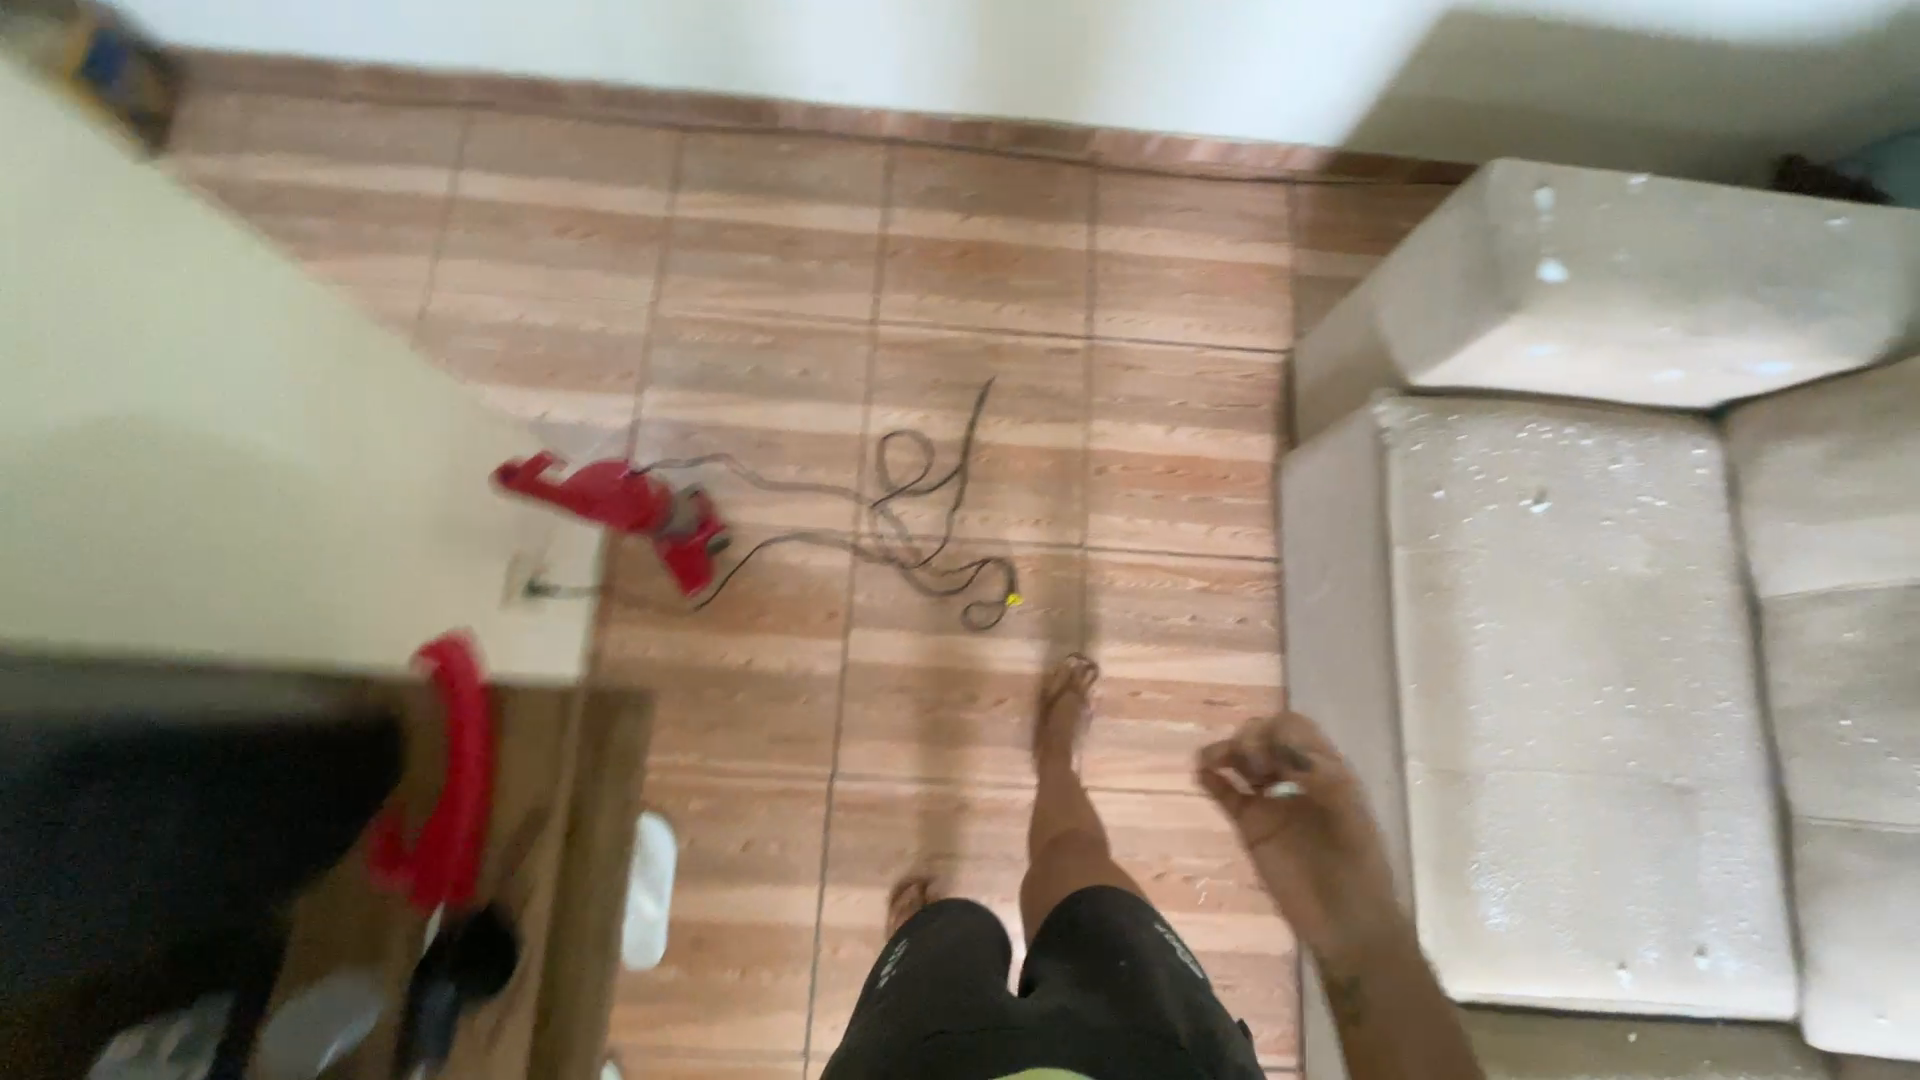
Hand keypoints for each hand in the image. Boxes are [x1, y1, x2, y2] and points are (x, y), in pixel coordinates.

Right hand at [1197, 713, 1404, 962]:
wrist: (1347, 929)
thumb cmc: (1359, 873)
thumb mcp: (1351, 820)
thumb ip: (1323, 780)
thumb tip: (1285, 750)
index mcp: (1325, 772)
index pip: (1294, 729)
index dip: (1278, 732)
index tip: (1275, 759)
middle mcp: (1294, 780)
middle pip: (1262, 737)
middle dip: (1250, 740)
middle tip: (1253, 770)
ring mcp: (1271, 802)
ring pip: (1240, 761)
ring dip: (1226, 752)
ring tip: (1214, 762)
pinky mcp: (1251, 827)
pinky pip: (1225, 793)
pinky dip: (1211, 779)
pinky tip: (1203, 775)